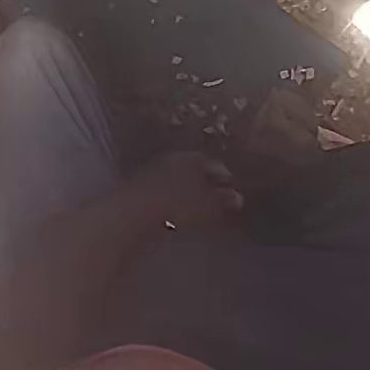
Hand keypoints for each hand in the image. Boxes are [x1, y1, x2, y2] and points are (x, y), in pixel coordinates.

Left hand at [127, 152, 243, 228]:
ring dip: (185, 188)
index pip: (212, 162)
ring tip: (196, 203)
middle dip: (204, 179)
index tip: (231, 184)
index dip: (223, 174)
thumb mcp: (206, 206)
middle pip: (192, 167)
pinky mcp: (136, 187)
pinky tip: (173, 209)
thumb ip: (222, 201)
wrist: (131, 212)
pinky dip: (170, 196)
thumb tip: (238, 197)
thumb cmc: (176, 206)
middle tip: (215, 193)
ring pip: (174, 177)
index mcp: (190, 158)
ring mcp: (150, 170)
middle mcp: (170, 159)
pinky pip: (160, 189)